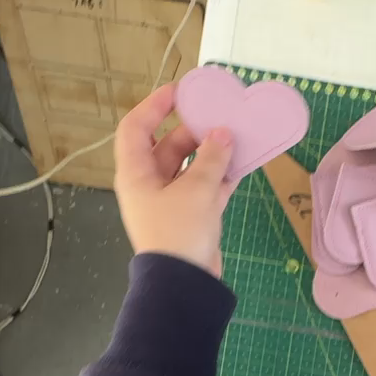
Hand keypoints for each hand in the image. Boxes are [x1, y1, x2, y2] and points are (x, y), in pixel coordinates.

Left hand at [113, 83, 235, 276]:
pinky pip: (204, 189)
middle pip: (167, 146)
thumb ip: (212, 159)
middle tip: (217, 118)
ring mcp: (170, 203)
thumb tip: (223, 134)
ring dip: (210, 155)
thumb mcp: (197, 191)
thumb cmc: (179, 233)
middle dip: (192, 132)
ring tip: (233, 138)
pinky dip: (219, 177)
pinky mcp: (190, 218)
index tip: (179, 92)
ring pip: (189, 168)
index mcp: (136, 174)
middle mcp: (149, 185)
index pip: (136, 128)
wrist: (184, 284)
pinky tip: (239, 165)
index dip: (154, 105)